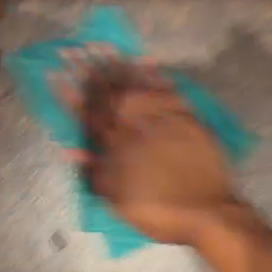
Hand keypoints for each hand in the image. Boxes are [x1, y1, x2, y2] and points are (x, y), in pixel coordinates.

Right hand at [75, 61, 239, 246]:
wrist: (207, 214)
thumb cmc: (159, 212)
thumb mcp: (118, 201)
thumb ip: (95, 173)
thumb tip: (74, 150)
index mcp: (119, 147)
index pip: (92, 117)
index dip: (77, 100)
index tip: (64, 82)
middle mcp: (138, 127)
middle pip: (113, 98)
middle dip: (97, 81)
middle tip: (85, 63)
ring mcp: (165, 120)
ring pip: (139, 89)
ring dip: (122, 73)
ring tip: (109, 58)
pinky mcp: (188, 119)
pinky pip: (169, 91)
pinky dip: (157, 77)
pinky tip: (148, 65)